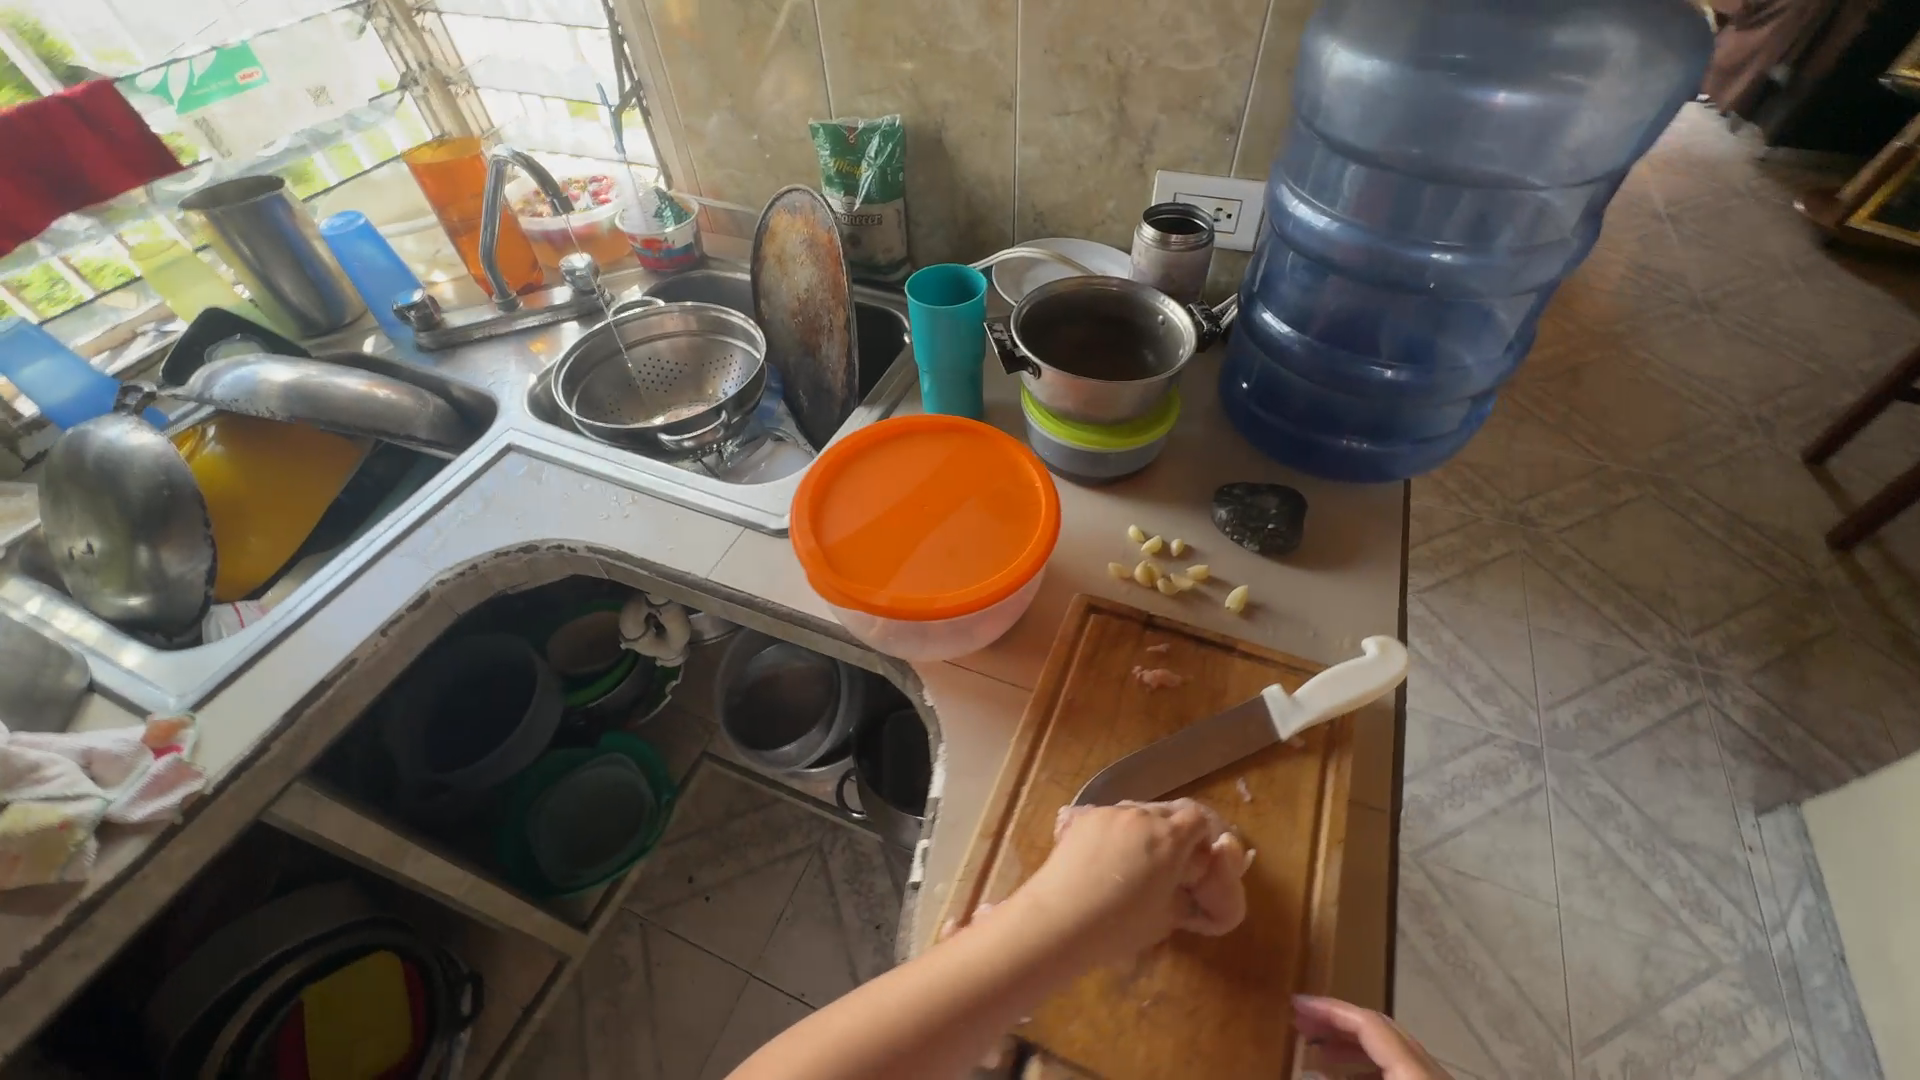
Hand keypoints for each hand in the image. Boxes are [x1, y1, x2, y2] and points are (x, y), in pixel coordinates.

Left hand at [1007, 800, 1248, 968]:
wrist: (1060, 918)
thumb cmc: (1120, 926)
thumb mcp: (1167, 917)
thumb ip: (1185, 893)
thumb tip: (1185, 882)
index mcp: (1170, 838)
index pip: (1198, 819)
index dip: (1199, 838)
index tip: (1193, 862)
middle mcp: (1141, 816)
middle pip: (1167, 813)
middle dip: (1172, 835)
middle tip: (1164, 866)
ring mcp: (1110, 813)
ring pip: (1137, 814)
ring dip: (1142, 832)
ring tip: (1131, 864)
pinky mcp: (1084, 817)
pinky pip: (1110, 819)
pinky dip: (1115, 834)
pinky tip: (1103, 860)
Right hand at [1294, 995, 1453, 1079]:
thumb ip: (1341, 1079)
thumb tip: (1307, 1072)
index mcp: (1414, 1070)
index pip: (1368, 1021)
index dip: (1329, 1008)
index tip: (1295, 1004)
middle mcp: (1430, 1069)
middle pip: (1380, 1028)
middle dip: (1337, 1021)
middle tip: (1300, 1022)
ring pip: (1391, 1050)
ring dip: (1351, 1045)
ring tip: (1317, 1051)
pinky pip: (1400, 1070)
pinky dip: (1370, 1067)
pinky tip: (1345, 1077)